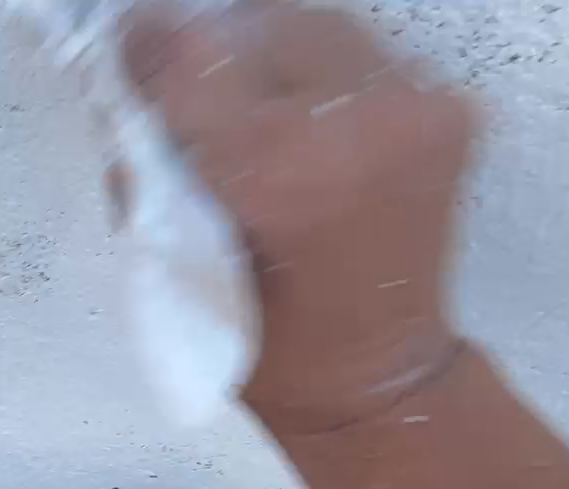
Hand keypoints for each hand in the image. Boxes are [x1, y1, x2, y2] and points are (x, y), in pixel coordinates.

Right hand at [124, 0, 478, 432]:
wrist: (374, 373)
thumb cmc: (266, 355)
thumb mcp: (181, 281)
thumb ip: (156, 185)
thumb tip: (130, 106)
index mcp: (293, 185)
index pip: (203, 73)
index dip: (153, 49)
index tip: (122, 37)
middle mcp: (373, 127)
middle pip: (265, 26)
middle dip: (204, 44)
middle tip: (166, 68)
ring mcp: (423, 109)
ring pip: (313, 26)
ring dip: (253, 51)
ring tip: (222, 92)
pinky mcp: (446, 104)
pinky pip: (352, 53)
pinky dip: (300, 70)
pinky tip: (277, 111)